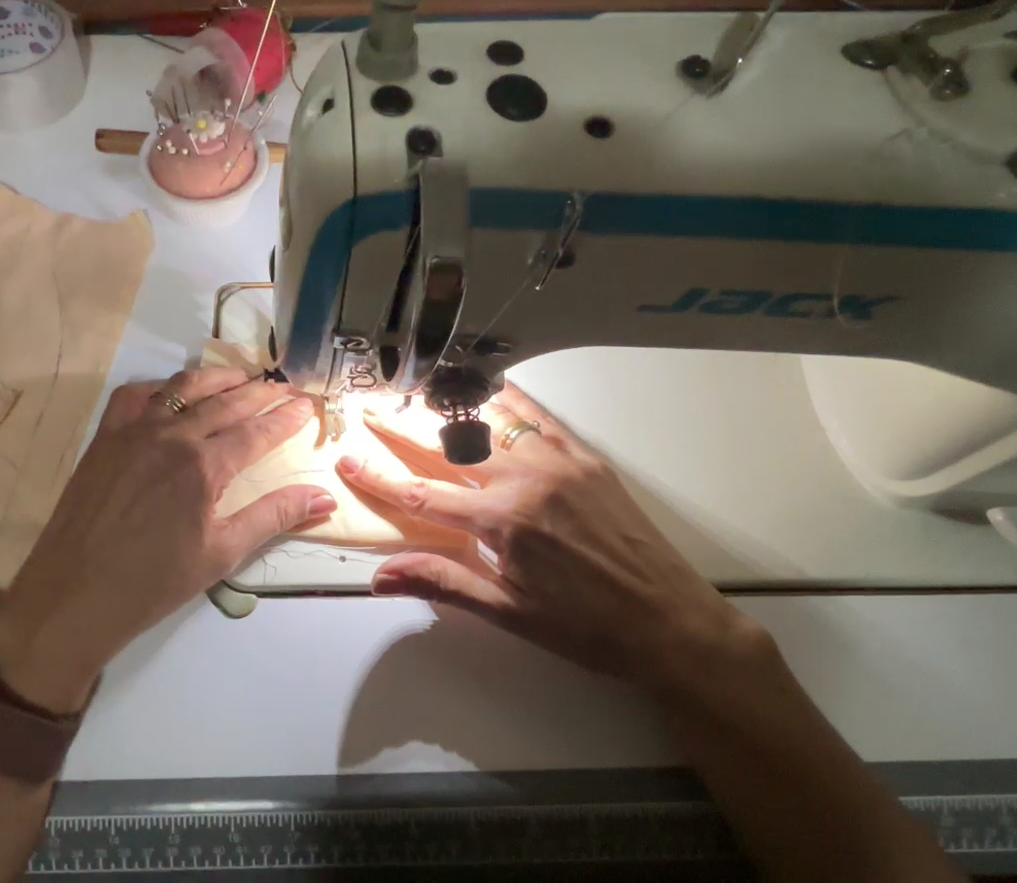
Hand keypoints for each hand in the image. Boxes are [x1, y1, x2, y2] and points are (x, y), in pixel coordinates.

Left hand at [0, 367, 334, 711]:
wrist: (75, 594)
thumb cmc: (155, 582)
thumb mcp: (222, 553)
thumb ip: (274, 517)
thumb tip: (325, 496)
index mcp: (204, 467)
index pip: (256, 432)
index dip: (285, 417)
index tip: (307, 404)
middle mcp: (171, 437)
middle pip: (225, 402)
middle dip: (260, 392)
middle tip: (284, 386)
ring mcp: (134, 432)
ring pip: (183, 388)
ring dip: (216, 378)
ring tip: (241, 377)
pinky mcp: (105, 437)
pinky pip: (134, 395)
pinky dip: (160, 385)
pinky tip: (173, 390)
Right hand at [338, 383, 765, 697]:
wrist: (670, 622)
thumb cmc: (585, 627)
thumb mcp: (509, 613)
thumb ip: (443, 582)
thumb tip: (380, 577)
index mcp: (502, 521)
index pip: (423, 495)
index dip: (380, 478)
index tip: (346, 460)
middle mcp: (526, 479)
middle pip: (449, 446)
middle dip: (403, 428)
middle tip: (372, 410)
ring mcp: (559, 462)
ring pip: (492, 422)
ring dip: (449, 406)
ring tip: (417, 390)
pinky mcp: (586, 458)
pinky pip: (539, 418)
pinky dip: (508, 401)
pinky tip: (489, 388)